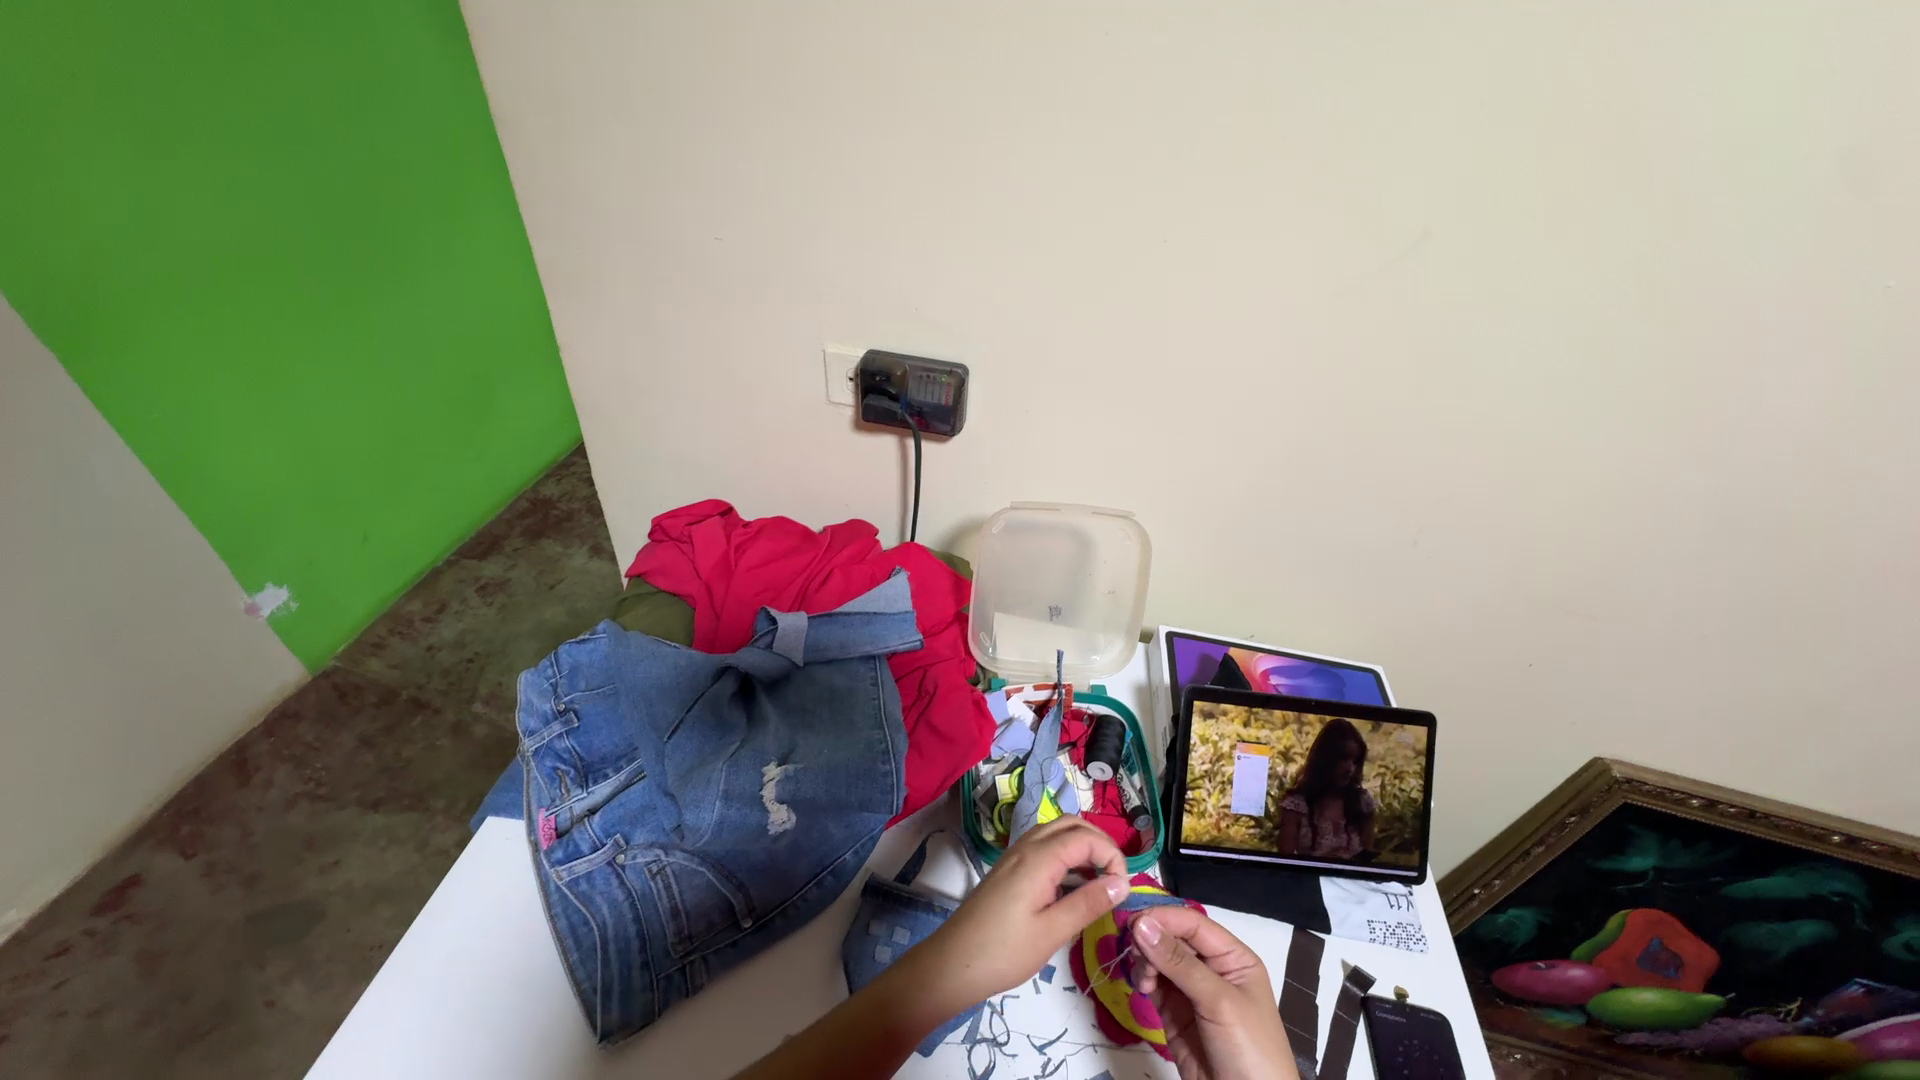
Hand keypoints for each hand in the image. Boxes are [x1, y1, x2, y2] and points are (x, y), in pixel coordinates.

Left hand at [911, 816, 1129, 1012]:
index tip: (1123, 889)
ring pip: (1056, 832)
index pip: (1086, 837)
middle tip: (1115, 878)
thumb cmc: (1004, 951)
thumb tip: (1122, 884)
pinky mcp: (1010, 869)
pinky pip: (1044, 847)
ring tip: (1100, 883)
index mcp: (1038, 858)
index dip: (1112, 856)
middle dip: (1100, 843)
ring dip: (1082, 847)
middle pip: (1071, 824)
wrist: (953, 963)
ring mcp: (1015, 856)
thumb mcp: (1052, 932)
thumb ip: (1088, 904)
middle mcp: (1026, 847)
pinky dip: (1065, 856)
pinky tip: (1073, 886)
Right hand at [1131, 907, 1296, 1079]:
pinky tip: (1142, 987)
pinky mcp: (1174, 1012)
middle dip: (1151, 939)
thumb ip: (1179, 962)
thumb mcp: (1219, 1002)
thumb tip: (1140, 923)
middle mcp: (1211, 968)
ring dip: (1145, 960)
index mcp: (1232, 958)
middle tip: (1132, 949)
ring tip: (1143, 977)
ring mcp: (1191, 991)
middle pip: (1173, 938)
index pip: (1193, 924)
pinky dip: (1143, 979)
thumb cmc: (1249, 1048)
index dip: (1164, 918)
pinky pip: (1153, 983)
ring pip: (1159, 959)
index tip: (1133, 921)